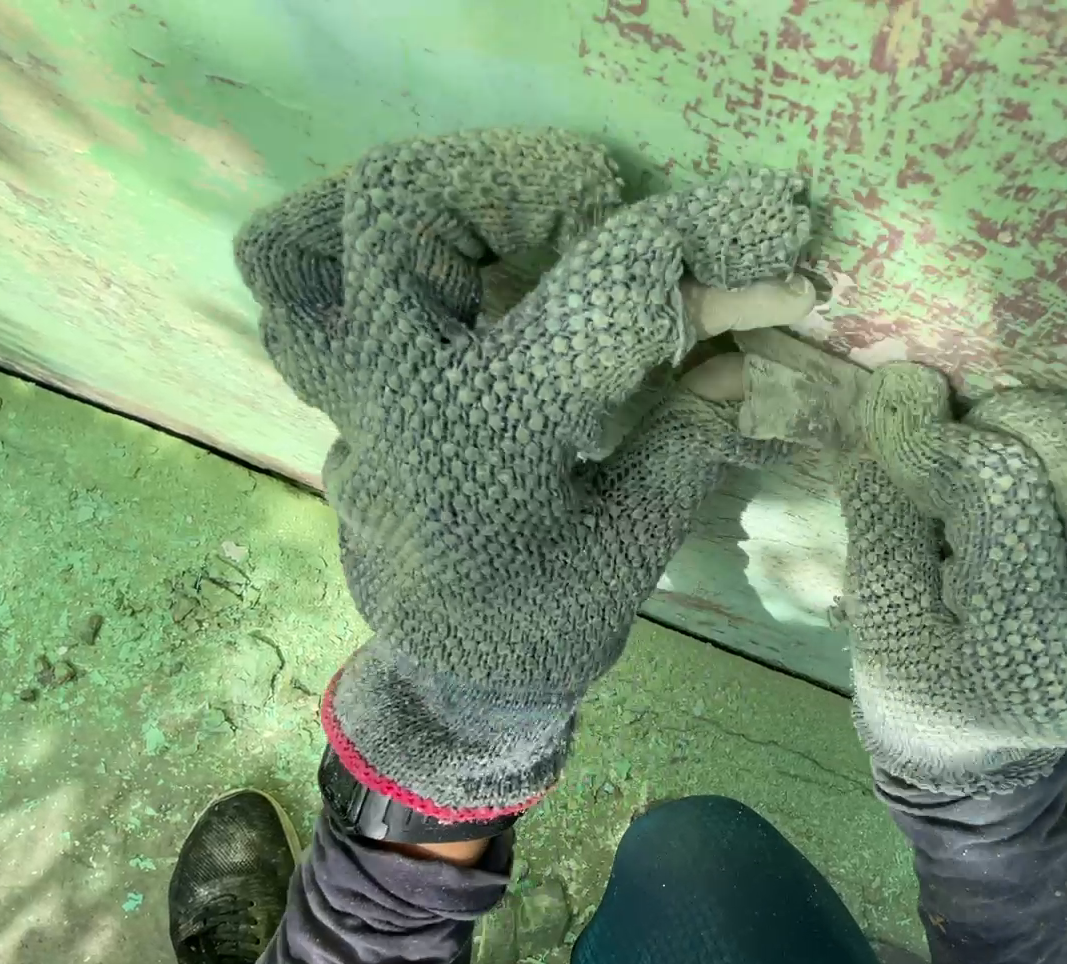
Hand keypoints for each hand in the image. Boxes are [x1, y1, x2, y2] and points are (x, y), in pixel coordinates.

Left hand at [236, 130, 812, 820]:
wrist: (452, 682)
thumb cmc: (548, 628)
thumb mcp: (635, 545)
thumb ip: (686, 434)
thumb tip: (738, 344)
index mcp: (490, 438)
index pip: (602, 292)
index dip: (701, 237)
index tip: (772, 219)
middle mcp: (397, 396)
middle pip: (402, 205)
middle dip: (525, 179)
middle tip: (601, 212)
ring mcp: (345, 396)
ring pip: (306, 238)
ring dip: (414, 200)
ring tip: (501, 222)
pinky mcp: (332, 404)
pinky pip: (294, 296)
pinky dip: (350, 255)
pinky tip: (436, 277)